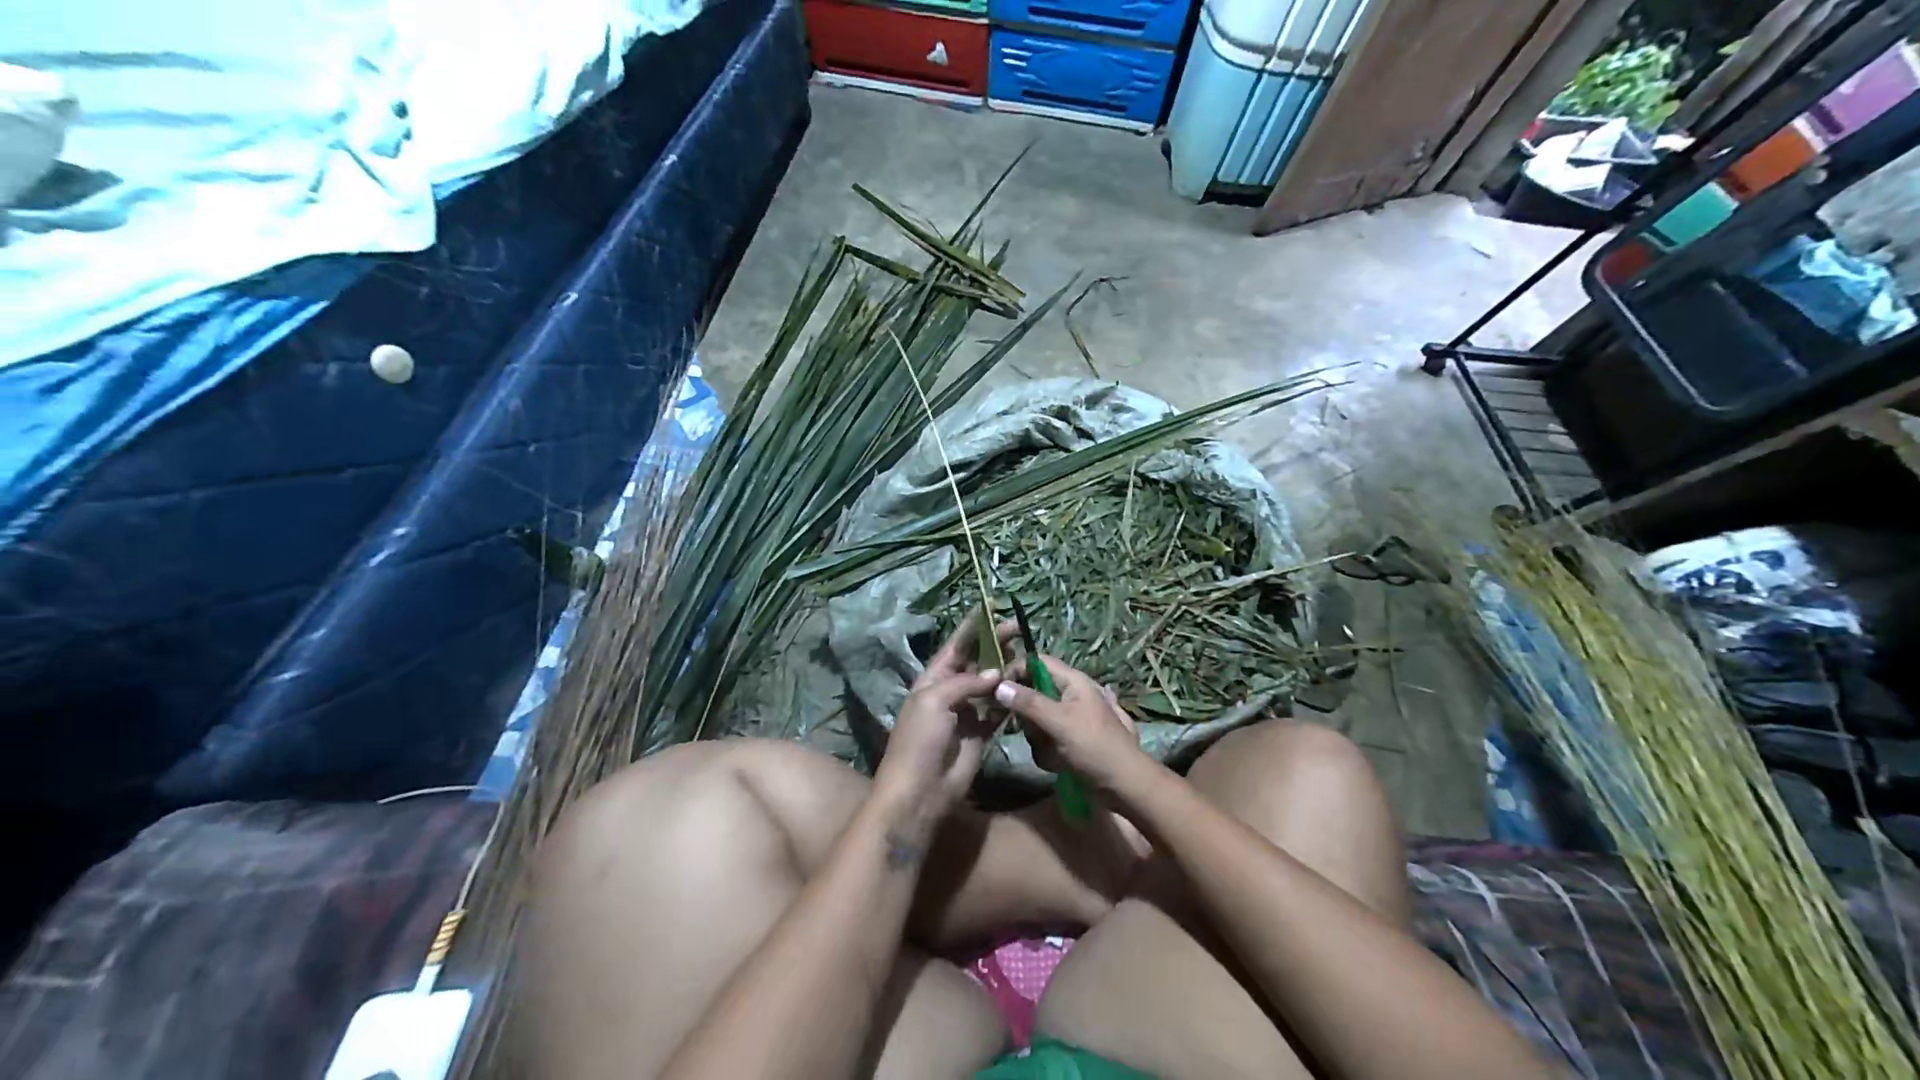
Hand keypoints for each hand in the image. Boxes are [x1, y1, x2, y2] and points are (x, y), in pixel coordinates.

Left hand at [873, 613, 1018, 822]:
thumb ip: (966, 683)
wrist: (920, 791)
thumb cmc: (919, 741)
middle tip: (1019, 630)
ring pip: (991, 685)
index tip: (990, 607)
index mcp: (933, 679)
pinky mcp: (981, 733)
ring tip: (1028, 656)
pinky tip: (1026, 686)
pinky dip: (1010, 699)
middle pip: (977, 662)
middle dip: (996, 645)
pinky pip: (999, 710)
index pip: (955, 646)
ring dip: (1007, 671)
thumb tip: (998, 673)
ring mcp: (967, 712)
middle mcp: (950, 691)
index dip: (972, 627)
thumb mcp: (934, 701)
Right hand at [994, 656, 1153, 792]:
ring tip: (1052, 752)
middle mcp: (1072, 695)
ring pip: (1037, 720)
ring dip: (1039, 739)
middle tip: (1035, 731)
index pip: (1037, 662)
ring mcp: (1072, 718)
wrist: (1126, 786)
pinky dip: (1048, 751)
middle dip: (1029, 716)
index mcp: (1074, 681)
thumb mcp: (1059, 722)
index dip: (1017, 671)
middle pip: (1034, 693)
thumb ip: (1028, 702)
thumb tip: (999, 685)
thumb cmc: (1095, 748)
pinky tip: (1057, 763)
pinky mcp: (1071, 739)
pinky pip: (1046, 738)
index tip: (999, 690)